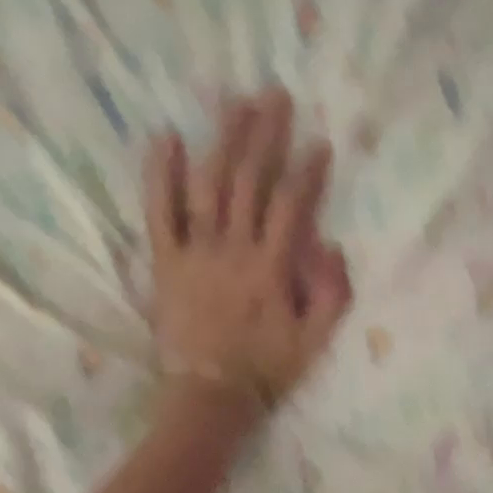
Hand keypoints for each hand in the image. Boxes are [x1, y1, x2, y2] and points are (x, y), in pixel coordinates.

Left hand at [144, 88, 352, 410]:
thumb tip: (333, 245)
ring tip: (235, 102)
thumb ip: (332, 293)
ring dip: (223, 140)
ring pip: (209, 185)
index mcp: (272, 268)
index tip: (321, 143)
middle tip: (275, 96)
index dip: (308, 171)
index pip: (293, 205)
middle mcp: (233, 249)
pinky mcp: (165, 261)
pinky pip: (159, 212)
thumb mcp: (316, 340)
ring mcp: (195, 252)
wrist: (209, 396)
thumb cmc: (267, 369)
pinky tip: (166, 137)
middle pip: (249, 181)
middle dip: (265, 136)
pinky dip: (160, 174)